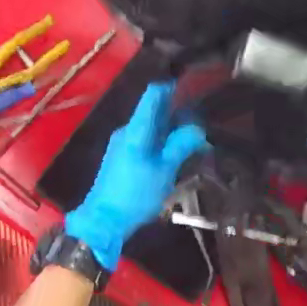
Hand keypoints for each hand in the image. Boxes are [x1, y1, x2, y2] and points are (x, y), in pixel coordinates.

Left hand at [65, 82, 207, 269]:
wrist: (103, 222)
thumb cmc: (134, 195)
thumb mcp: (164, 172)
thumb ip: (180, 146)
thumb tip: (197, 128)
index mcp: (135, 130)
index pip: (152, 95)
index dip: (171, 86)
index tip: (192, 83)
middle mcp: (127, 131)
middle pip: (154, 111)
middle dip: (178, 111)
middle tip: (203, 116)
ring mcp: (122, 144)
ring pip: (151, 127)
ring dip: (171, 129)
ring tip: (196, 135)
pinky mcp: (122, 157)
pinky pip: (146, 140)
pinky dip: (162, 141)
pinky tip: (177, 151)